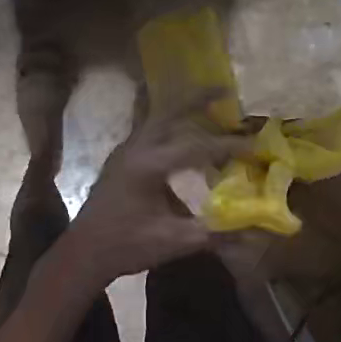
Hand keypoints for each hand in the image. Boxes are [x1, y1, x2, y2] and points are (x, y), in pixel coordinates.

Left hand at [47, 90, 247, 288]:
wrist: (84, 252)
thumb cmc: (126, 245)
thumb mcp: (174, 241)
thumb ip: (216, 234)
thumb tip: (257, 234)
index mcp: (148, 165)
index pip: (196, 147)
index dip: (229, 146)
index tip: (257, 146)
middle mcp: (135, 148)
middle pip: (169, 111)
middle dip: (197, 98)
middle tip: (225, 89)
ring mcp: (125, 150)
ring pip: (157, 117)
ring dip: (182, 110)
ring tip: (210, 105)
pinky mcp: (121, 158)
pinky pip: (148, 129)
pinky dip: (169, 124)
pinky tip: (182, 131)